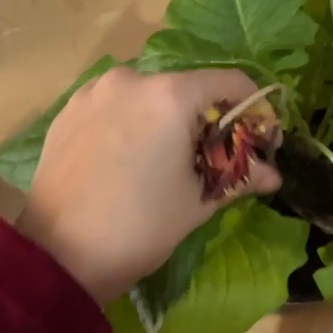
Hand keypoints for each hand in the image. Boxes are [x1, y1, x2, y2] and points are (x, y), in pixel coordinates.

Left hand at [16, 67, 279, 303]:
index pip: (230, 82)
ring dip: (166, 121)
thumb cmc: (139, 227)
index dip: (253, 110)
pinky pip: (113, 107)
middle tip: (212, 159)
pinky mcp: (67, 111)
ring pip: (146, 96)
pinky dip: (131, 124)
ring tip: (167, 162)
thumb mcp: (196, 203)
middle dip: (207, 120)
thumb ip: (239, 177)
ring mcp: (93, 92)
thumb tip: (273, 174)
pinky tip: (129, 160)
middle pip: (186, 88)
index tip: (259, 140)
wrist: (59, 254)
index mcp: (170, 95)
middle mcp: (131, 78)